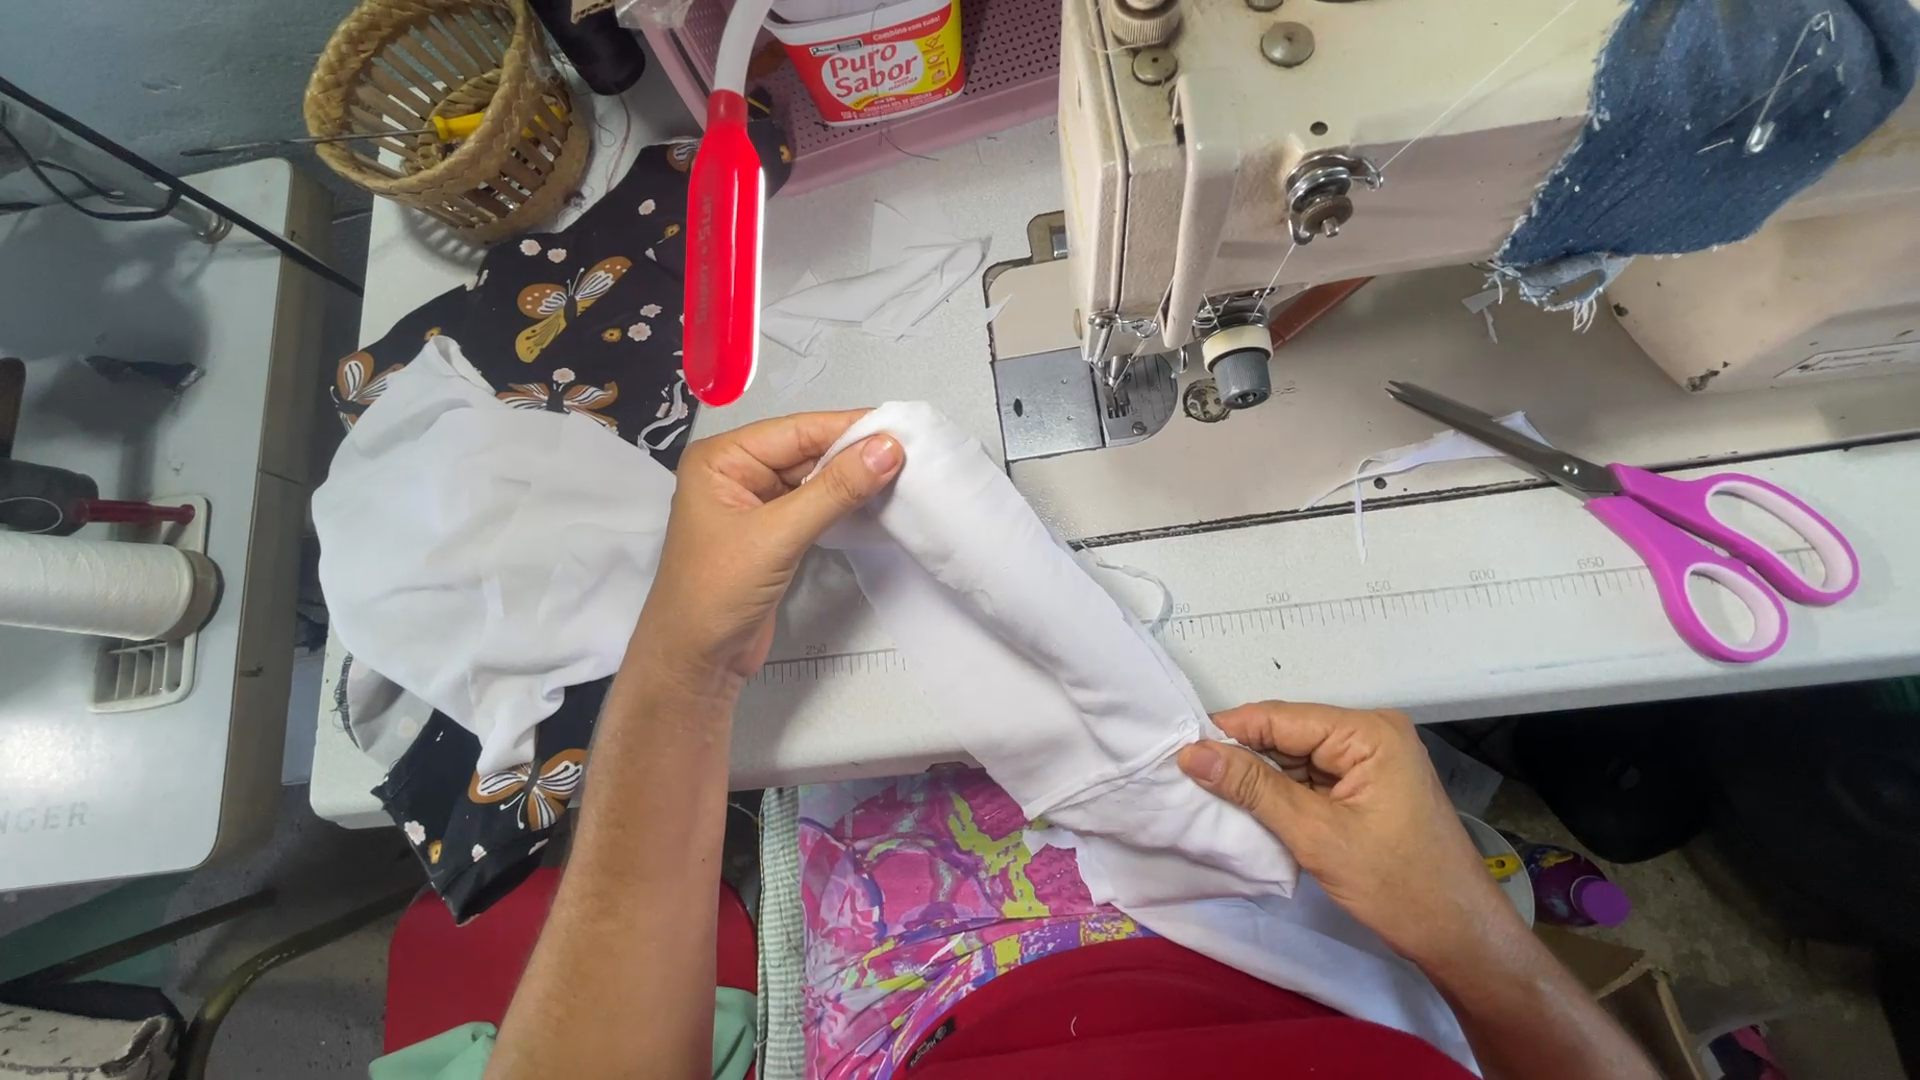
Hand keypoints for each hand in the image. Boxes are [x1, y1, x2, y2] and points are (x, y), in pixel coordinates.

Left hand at [629, 410, 901, 698]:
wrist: (696, 663)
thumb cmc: (716, 594)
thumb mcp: (779, 536)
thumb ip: (835, 490)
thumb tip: (887, 450)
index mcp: (722, 459)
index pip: (796, 431)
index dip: (849, 429)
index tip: (900, 429)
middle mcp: (737, 473)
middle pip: (807, 451)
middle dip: (855, 454)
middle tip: (910, 454)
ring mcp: (755, 504)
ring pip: (814, 479)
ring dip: (853, 480)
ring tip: (901, 474)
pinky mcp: (773, 533)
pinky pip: (814, 505)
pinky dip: (843, 504)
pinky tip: (874, 501)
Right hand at [1177, 702, 1519, 966]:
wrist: (1462, 942)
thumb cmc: (1398, 886)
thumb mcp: (1315, 834)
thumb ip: (1252, 787)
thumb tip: (1192, 753)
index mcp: (1367, 732)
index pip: (1279, 718)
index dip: (1228, 731)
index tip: (1179, 749)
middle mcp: (1368, 733)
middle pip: (1284, 733)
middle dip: (1241, 755)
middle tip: (1189, 774)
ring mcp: (1367, 759)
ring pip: (1291, 756)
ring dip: (1257, 776)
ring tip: (1209, 790)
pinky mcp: (1363, 784)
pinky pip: (1307, 776)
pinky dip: (1278, 791)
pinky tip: (1248, 805)